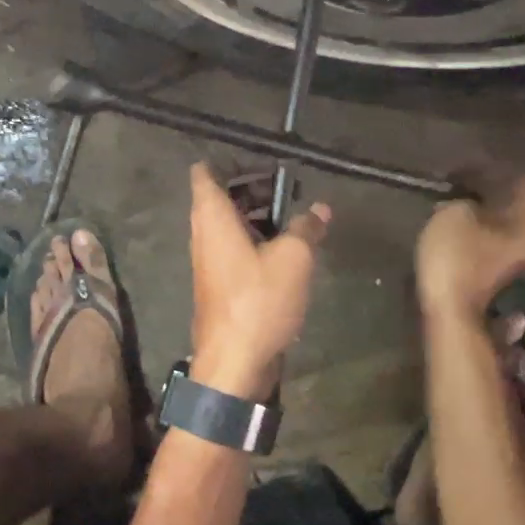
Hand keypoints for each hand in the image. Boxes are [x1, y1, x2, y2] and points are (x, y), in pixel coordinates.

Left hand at [187, 163, 330, 395]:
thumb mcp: (294, 258)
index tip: (266, 162)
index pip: (206, 172)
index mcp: (212, 217)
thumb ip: (306, 228)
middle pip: (221, 196)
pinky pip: (235, 249)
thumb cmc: (258, 301)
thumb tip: (321, 209)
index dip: (231, 161)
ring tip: (296, 219)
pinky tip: (288, 253)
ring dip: (258, 216)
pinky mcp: (220, 285)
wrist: (234, 363)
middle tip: (290, 189)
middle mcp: (204, 233)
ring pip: (230, 225)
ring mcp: (209, 261)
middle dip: (254, 187)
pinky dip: (256, 241)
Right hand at [415, 170, 524, 321]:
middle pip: (509, 195)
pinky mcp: (495, 257)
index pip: (518, 178)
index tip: (467, 158)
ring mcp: (515, 248)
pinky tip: (452, 206)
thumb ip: (465, 193)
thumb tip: (468, 191)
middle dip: (483, 182)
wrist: (449, 306)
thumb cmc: (456, 256)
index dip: (492, 165)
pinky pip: (488, 226)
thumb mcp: (455, 212)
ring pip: (497, 211)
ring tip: (451, 186)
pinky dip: (472, 214)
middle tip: (457, 170)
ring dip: (476, 198)